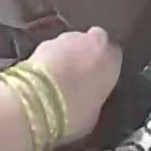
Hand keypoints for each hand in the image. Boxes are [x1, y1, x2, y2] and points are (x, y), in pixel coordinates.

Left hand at [27, 27, 122, 144]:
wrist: (37, 101)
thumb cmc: (75, 110)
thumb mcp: (97, 112)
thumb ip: (98, 96)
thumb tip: (91, 97)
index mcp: (111, 56)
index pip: (114, 54)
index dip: (105, 67)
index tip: (98, 81)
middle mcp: (91, 40)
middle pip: (91, 44)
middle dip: (85, 57)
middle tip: (78, 80)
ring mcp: (65, 38)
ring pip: (70, 45)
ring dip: (66, 58)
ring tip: (57, 83)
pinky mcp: (42, 42)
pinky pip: (51, 52)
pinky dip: (48, 62)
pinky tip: (42, 81)